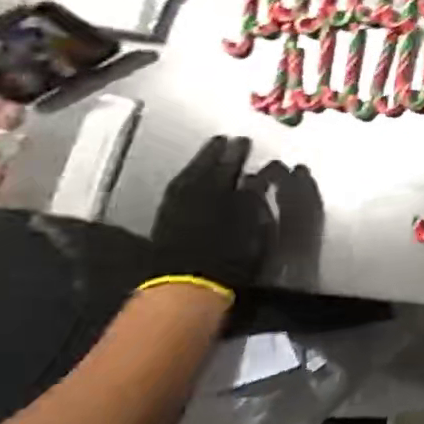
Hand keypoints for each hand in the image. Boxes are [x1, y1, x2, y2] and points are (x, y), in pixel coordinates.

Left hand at [150, 136, 273, 294]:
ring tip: (213, 150)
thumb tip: (256, 181)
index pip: (236, 162)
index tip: (249, 142)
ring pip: (194, 169)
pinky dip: (190, 174)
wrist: (187, 282)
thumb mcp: (254, 230)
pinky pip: (181, 181)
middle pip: (212, 162)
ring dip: (204, 158)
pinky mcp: (167, 212)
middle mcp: (199, 187)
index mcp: (224, 188)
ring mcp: (179, 198)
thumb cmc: (230, 259)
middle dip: (223, 150)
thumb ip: (255, 201)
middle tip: (232, 140)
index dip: (243, 152)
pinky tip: (193, 175)